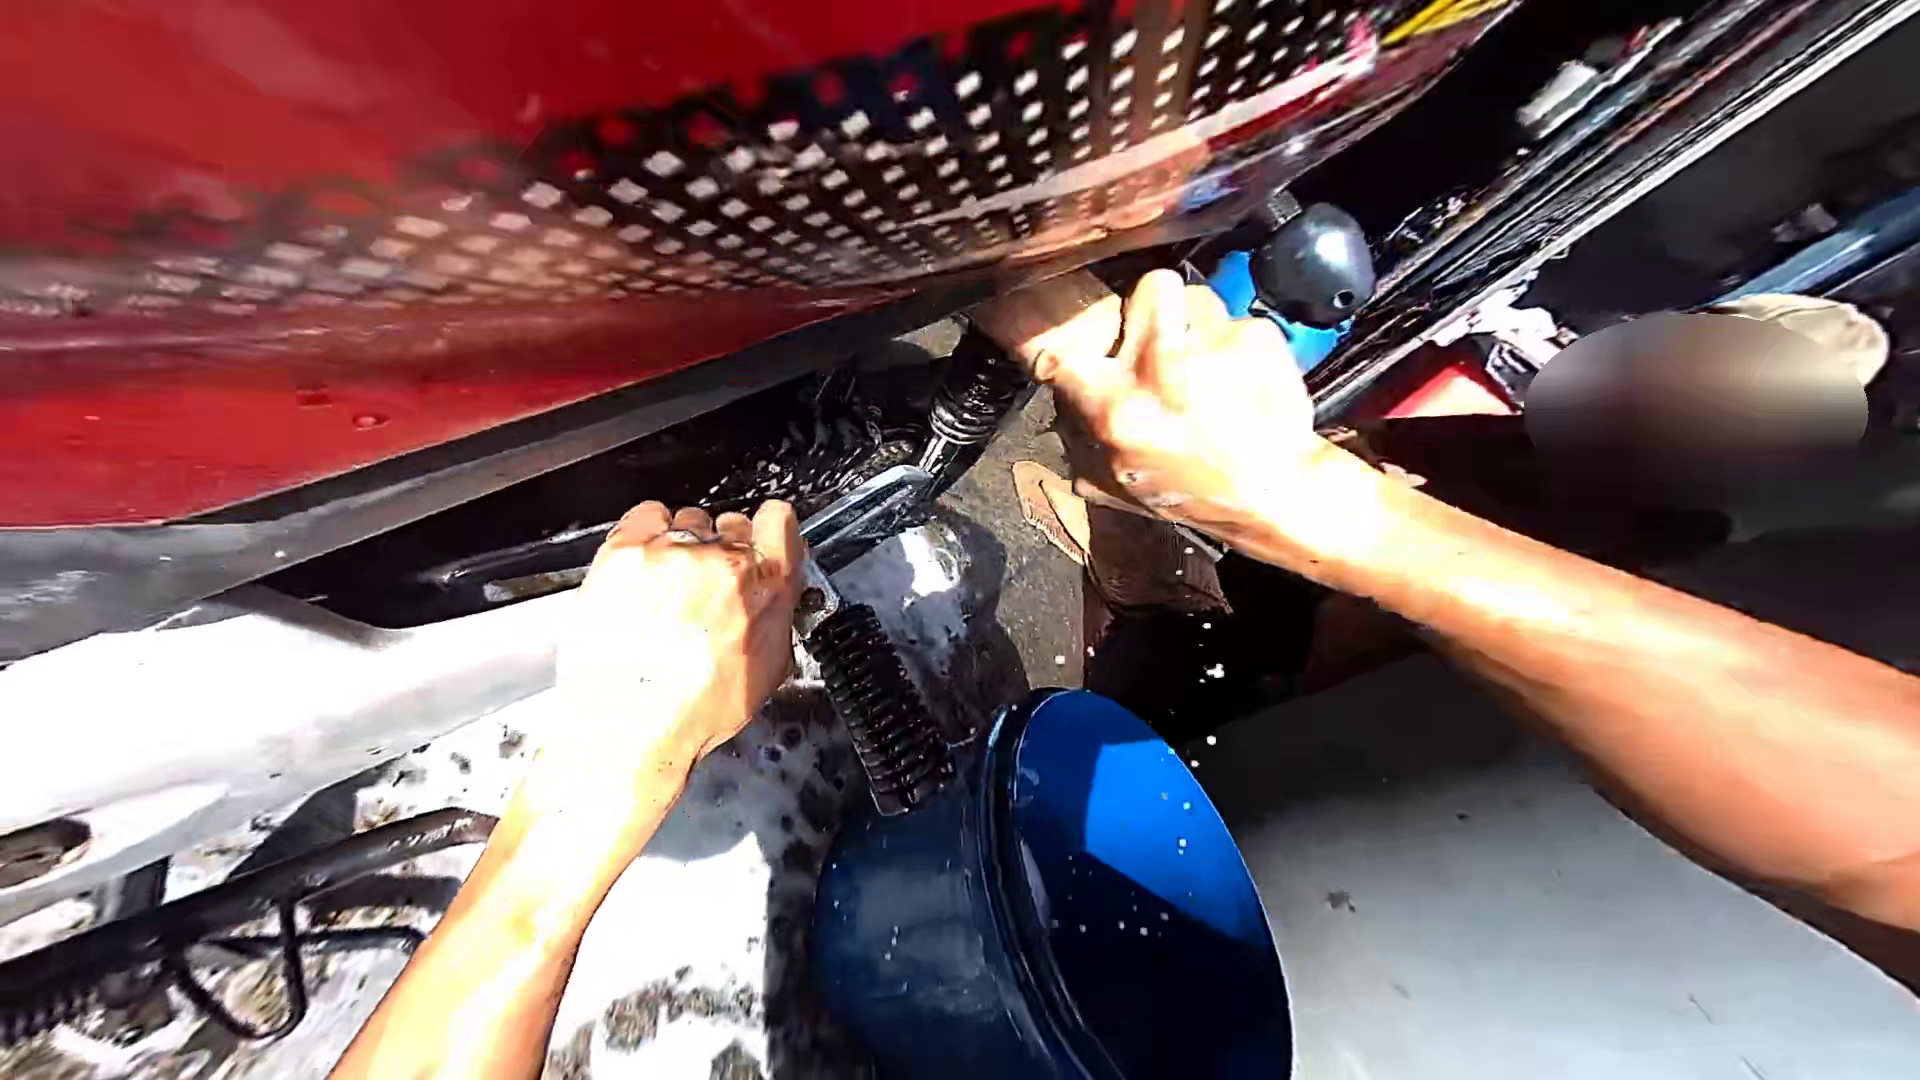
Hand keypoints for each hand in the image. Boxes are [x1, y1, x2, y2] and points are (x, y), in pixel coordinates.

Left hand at [548, 501, 803, 790]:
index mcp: (767, 585)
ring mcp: (674, 553)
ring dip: (685, 546)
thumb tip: (777, 595)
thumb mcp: (768, 669)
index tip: (761, 536)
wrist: (625, 729)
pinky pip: (647, 515)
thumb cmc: (693, 709)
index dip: (769, 529)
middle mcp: (725, 561)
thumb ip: (779, 616)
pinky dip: (648, 533)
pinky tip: (646, 567)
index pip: (779, 518)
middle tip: (707, 586)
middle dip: (725, 549)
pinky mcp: (627, 553)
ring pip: (690, 520)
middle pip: (732, 523)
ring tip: (668, 587)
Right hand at [1012, 269, 1335, 538]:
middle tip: (1159, 343)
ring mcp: (1211, 348)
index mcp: (1113, 410)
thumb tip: (1060, 404)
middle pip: (1146, 289)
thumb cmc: (1189, 491)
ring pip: (1194, 295)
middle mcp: (1158, 371)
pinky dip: (1232, 343)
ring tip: (1202, 368)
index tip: (1046, 318)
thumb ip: (1076, 440)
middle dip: (1151, 308)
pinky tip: (1236, 382)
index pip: (1060, 347)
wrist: (1269, 491)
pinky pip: (1233, 318)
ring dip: (1194, 323)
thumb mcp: (1110, 483)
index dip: (1047, 327)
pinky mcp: (1256, 337)